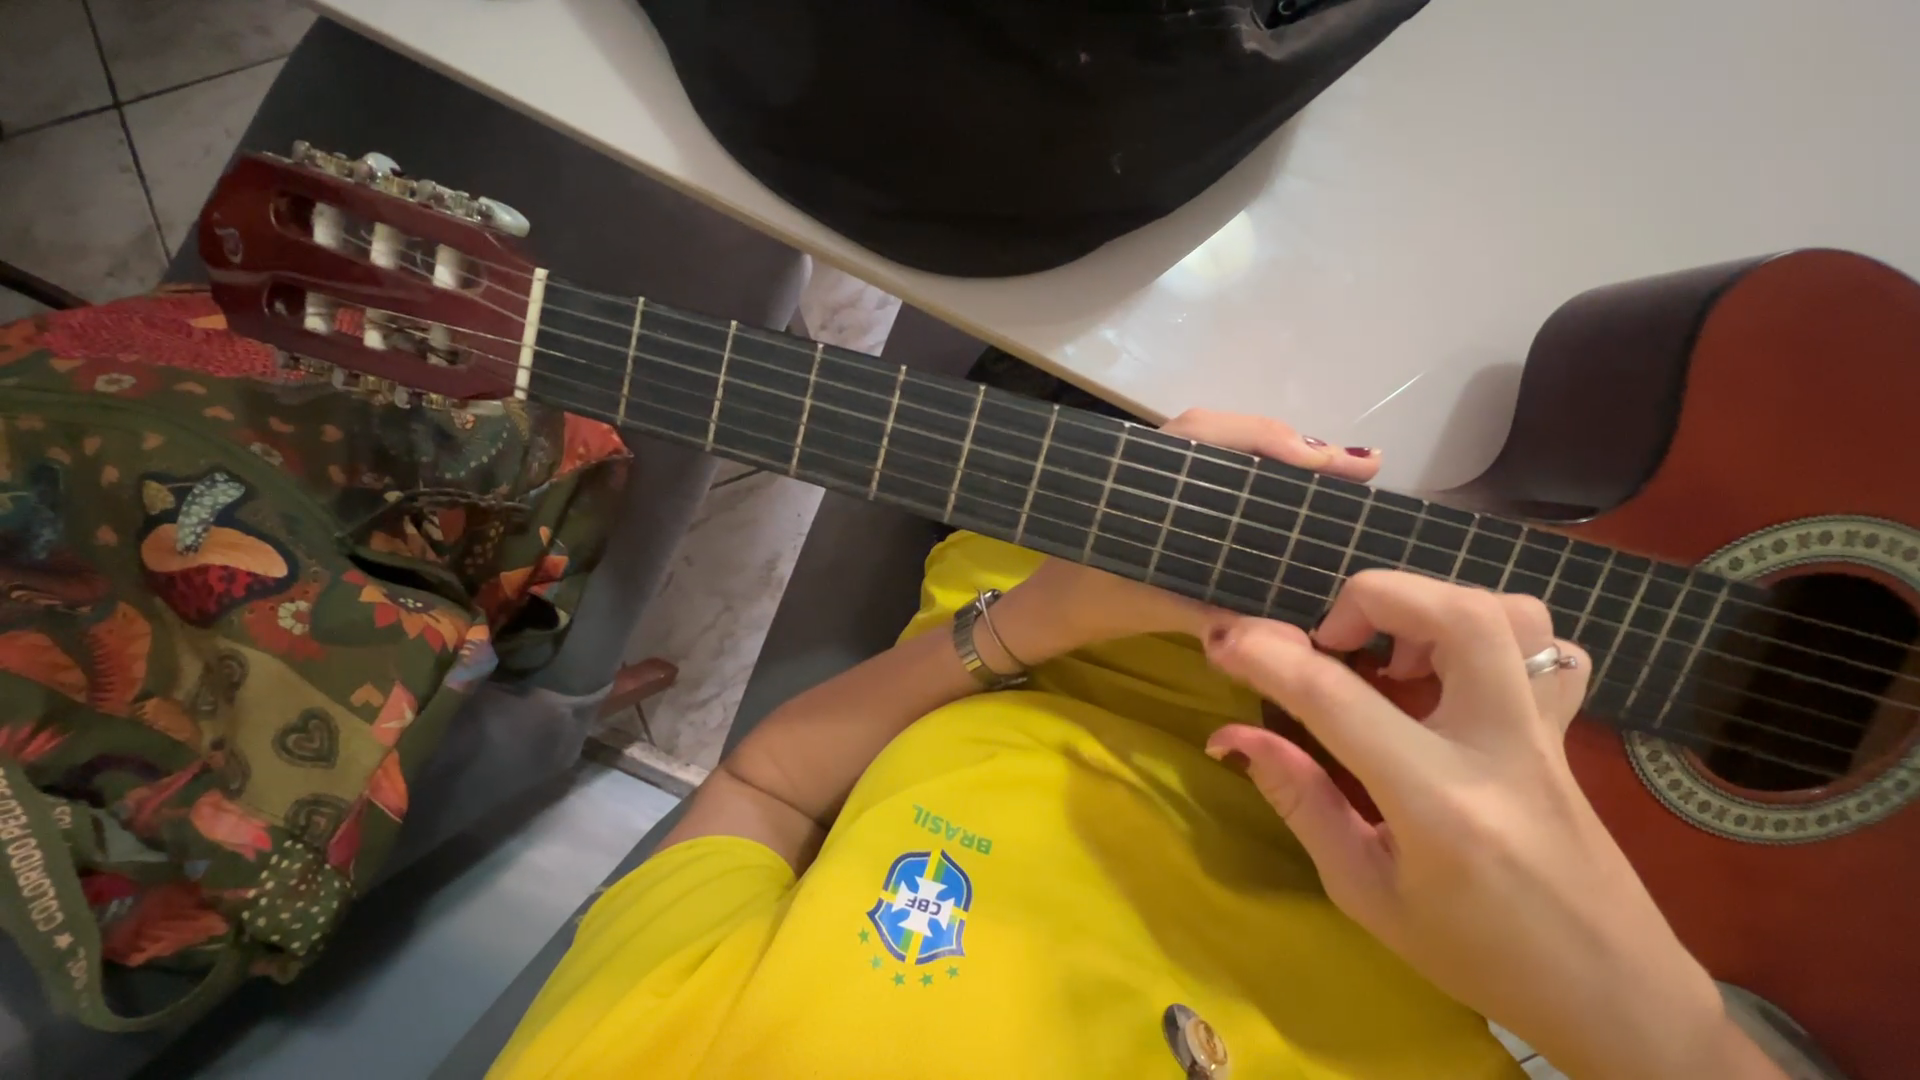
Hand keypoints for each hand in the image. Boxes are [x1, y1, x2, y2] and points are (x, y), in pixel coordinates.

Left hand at [989, 411, 1381, 661]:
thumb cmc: (1085, 602)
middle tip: (1357, 468)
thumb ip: (1212, 615)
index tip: (1324, 459)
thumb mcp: (1149, 608)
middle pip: (1224, 432)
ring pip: (1223, 447)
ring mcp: (1155, 472)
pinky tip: (1294, 490)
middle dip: (1290, 445)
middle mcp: (1146, 461)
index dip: (1267, 439)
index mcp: (1134, 478)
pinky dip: (1256, 474)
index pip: (1205, 435)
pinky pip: (1215, 470)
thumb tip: (1291, 636)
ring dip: (1278, 456)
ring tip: (1340, 473)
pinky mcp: (1163, 490)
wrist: (1044, 610)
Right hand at [1203, 571, 1782, 1078]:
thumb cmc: (1475, 956)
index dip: (1268, 657)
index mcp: (1439, 802)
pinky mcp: (1564, 730)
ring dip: (1430, 606)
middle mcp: (1500, 748)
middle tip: (1331, 640)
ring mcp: (1544, 732)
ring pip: (1508, 613)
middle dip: (1370, 598)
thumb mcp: (1365, 892)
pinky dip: (1486, 631)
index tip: (1222, 641)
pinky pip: (1546, 646)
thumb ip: (1299, 800)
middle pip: (1454, 614)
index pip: (1338, 699)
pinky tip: (1446, 671)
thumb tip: (1232, 736)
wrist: (1613, 995)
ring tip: (1390, 653)